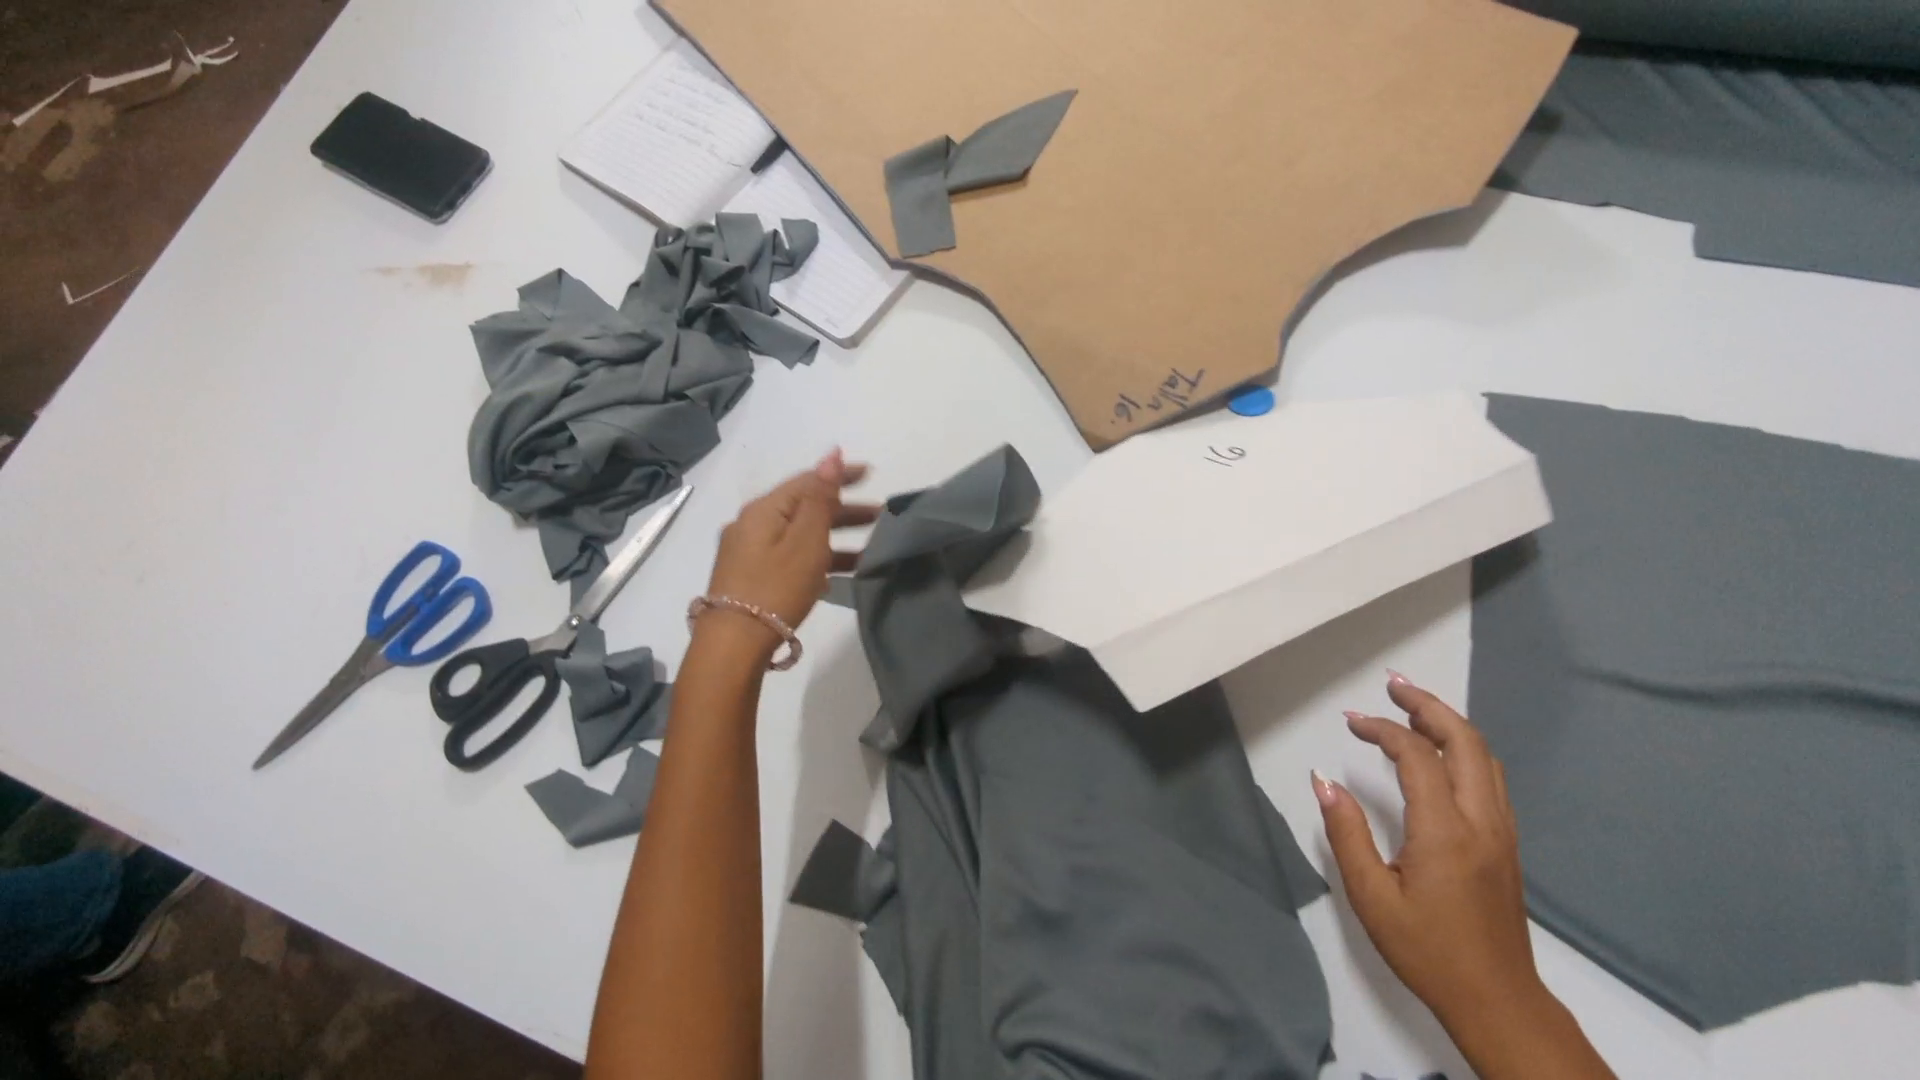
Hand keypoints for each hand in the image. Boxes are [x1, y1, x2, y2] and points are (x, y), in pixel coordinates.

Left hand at [702, 449, 877, 644]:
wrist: (733, 645)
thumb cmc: (776, 587)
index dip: (840, 475)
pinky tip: (838, 574)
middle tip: (879, 515)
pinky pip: (791, 557)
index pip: (808, 480)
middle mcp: (751, 524)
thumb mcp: (806, 540)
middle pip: (803, 508)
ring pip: (799, 535)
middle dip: (842, 509)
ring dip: (833, 536)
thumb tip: (831, 455)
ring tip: (868, 548)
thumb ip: (821, 497)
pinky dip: (817, 558)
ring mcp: (748, 552)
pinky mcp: (750, 579)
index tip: (871, 473)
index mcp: (764, 509)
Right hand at [1313, 672, 1540, 1027]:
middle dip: (1427, 705)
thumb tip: (1324, 782)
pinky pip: (1490, 778)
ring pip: (1485, 756)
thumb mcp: (1371, 897)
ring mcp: (1502, 830)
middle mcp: (1482, 820)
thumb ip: (1347, 833)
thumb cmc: (1426, 949)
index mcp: (1445, 831)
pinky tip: (1440, 753)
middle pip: (1465, 741)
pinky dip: (1464, 749)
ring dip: (1449, 723)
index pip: (1417, 756)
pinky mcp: (1507, 843)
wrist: (1496, 998)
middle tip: (1392, 685)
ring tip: (1412, 708)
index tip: (1351, 723)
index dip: (1383, 730)